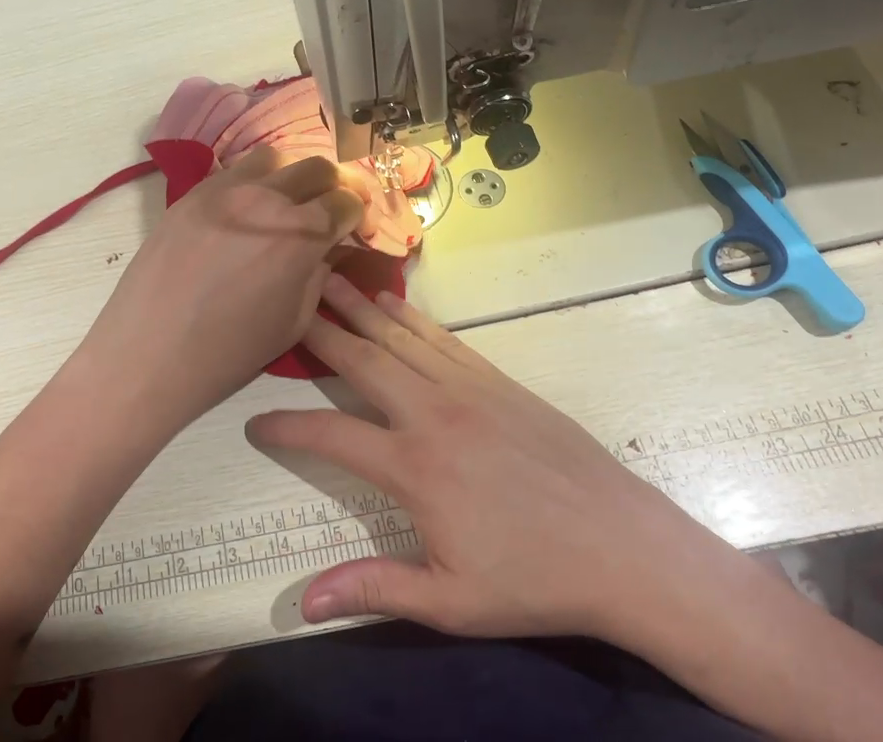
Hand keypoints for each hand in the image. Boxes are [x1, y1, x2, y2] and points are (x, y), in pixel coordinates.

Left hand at [78, 147, 363, 429]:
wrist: (150, 353)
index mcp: (302, 234)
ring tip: (279, 207)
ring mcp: (224, 190)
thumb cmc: (230, 352)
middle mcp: (267, 199)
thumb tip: (327, 250)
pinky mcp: (190, 194)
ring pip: (271, 159)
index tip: (351, 229)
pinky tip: (239, 215)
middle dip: (330, 187)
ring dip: (286, 177)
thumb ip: (318, 276)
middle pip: (316, 167)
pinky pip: (230, 172)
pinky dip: (247, 184)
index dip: (356, 215)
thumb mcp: (294, 322)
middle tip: (324, 213)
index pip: (346, 201)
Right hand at [247, 276, 757, 646]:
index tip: (256, 421)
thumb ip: (374, 590)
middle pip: (362, 360)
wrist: (625, 548)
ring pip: (401, 338)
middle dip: (320, 330)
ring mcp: (472, 391)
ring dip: (361, 308)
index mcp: (414, 468)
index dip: (286, 427)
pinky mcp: (502, 383)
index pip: (330, 435)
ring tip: (329, 279)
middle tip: (287, 300)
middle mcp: (435, 414)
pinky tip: (394, 304)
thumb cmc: (535, 580)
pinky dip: (412, 318)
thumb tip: (302, 604)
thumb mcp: (451, 602)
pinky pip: (445, 340)